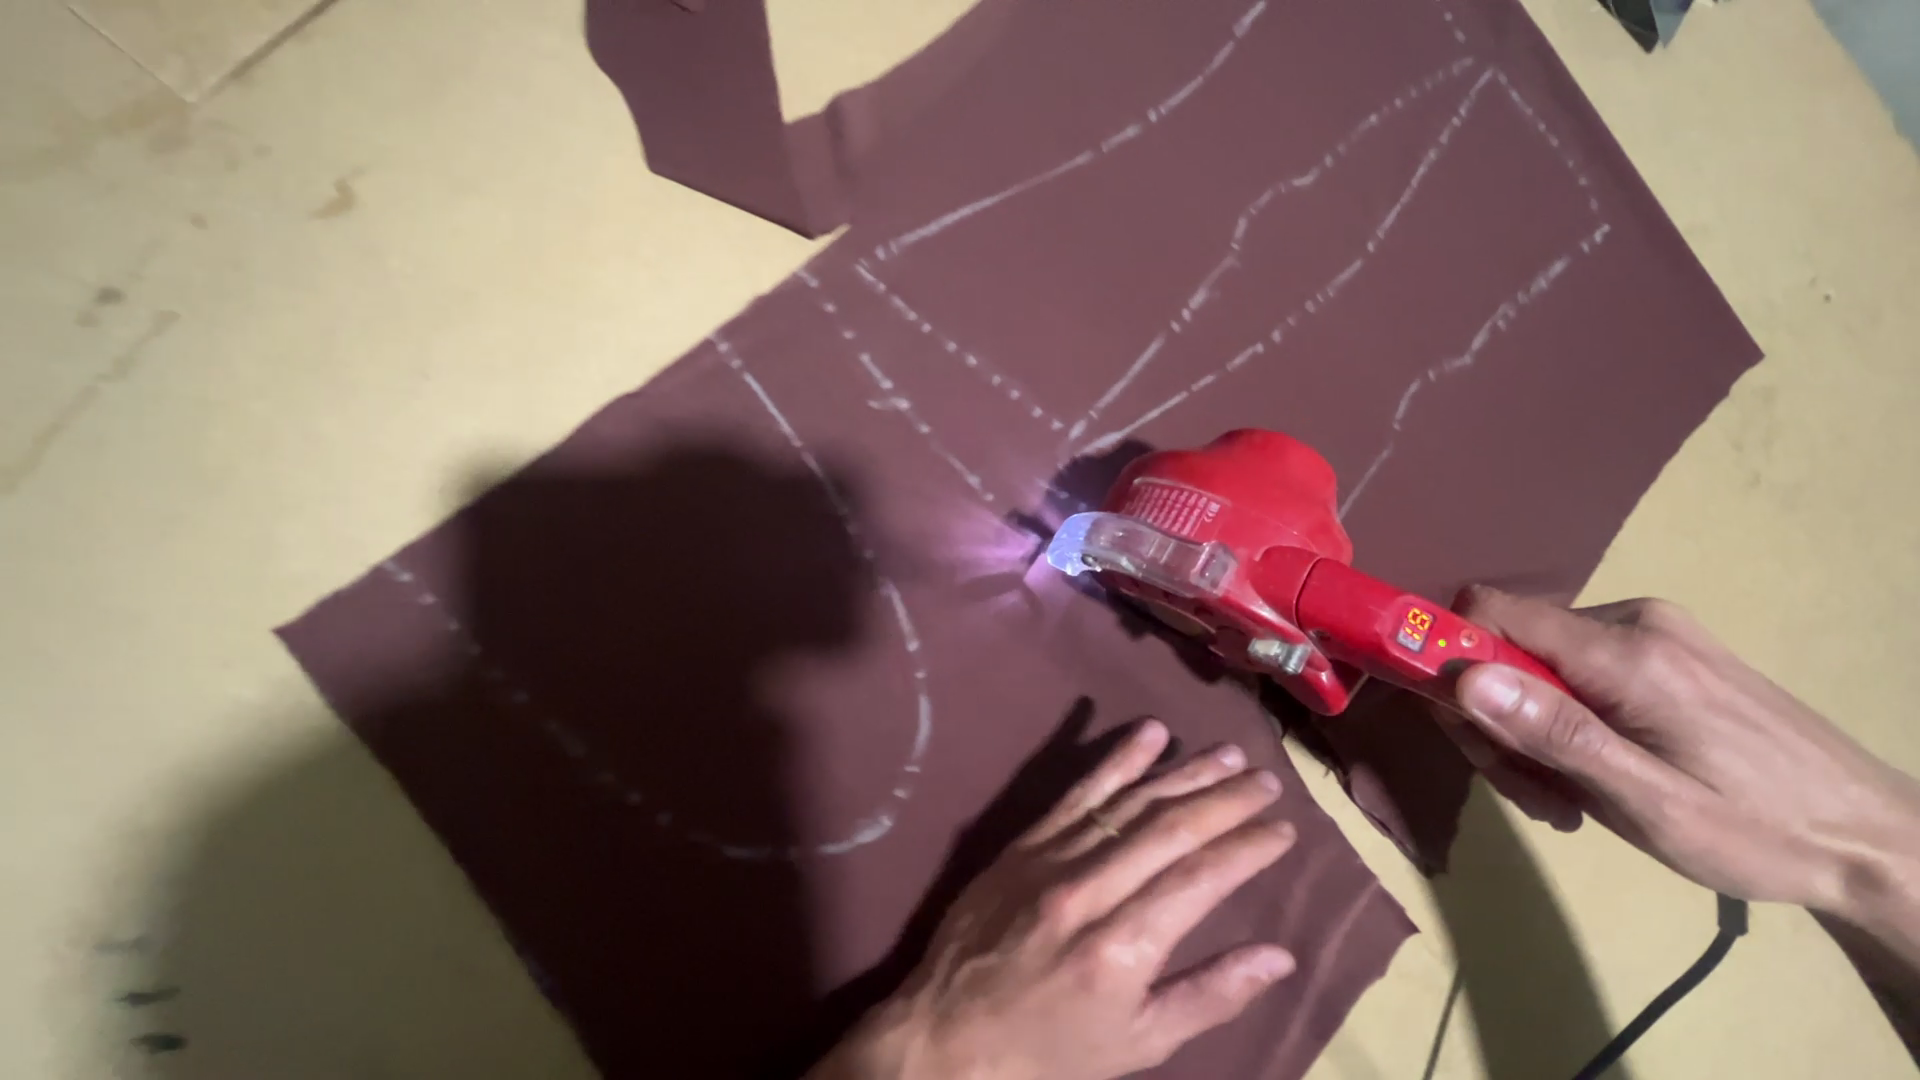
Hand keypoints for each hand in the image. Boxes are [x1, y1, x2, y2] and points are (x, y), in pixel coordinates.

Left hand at [813, 720, 1297, 1079]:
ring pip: (1130, 802)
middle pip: (1171, 830)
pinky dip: (1115, 760)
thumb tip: (1278, 956)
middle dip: (1225, 800)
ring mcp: (1052, 859)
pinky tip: (1148, 734)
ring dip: (1183, 773)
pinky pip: (1077, 793)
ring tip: (1227, 753)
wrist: (949, 1031)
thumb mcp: (1138, 1043)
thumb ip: (1210, 996)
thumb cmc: (1051, 1048)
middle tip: (1267, 780)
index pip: (1201, 879)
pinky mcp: (1024, 843)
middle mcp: (1090, 890)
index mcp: (1123, 947)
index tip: (1284, 830)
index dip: (1247, 848)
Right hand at [1435, 588, 1919, 913]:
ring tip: (1563, 796)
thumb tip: (1464, 679)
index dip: (1449, 656)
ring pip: (1531, 662)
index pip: (1490, 612)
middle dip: (1493, 716)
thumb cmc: (1762, 834)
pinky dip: (1558, 720)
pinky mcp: (1661, 652)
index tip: (1459, 723)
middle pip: (1506, 645)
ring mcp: (1650, 633)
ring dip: (1526, 728)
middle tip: (1525, 788)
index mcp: (1628, 653)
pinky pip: (1569, 670)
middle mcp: (1633, 622)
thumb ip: (1554, 733)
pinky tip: (1589, 772)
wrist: (1886, 845)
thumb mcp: (1648, 802)